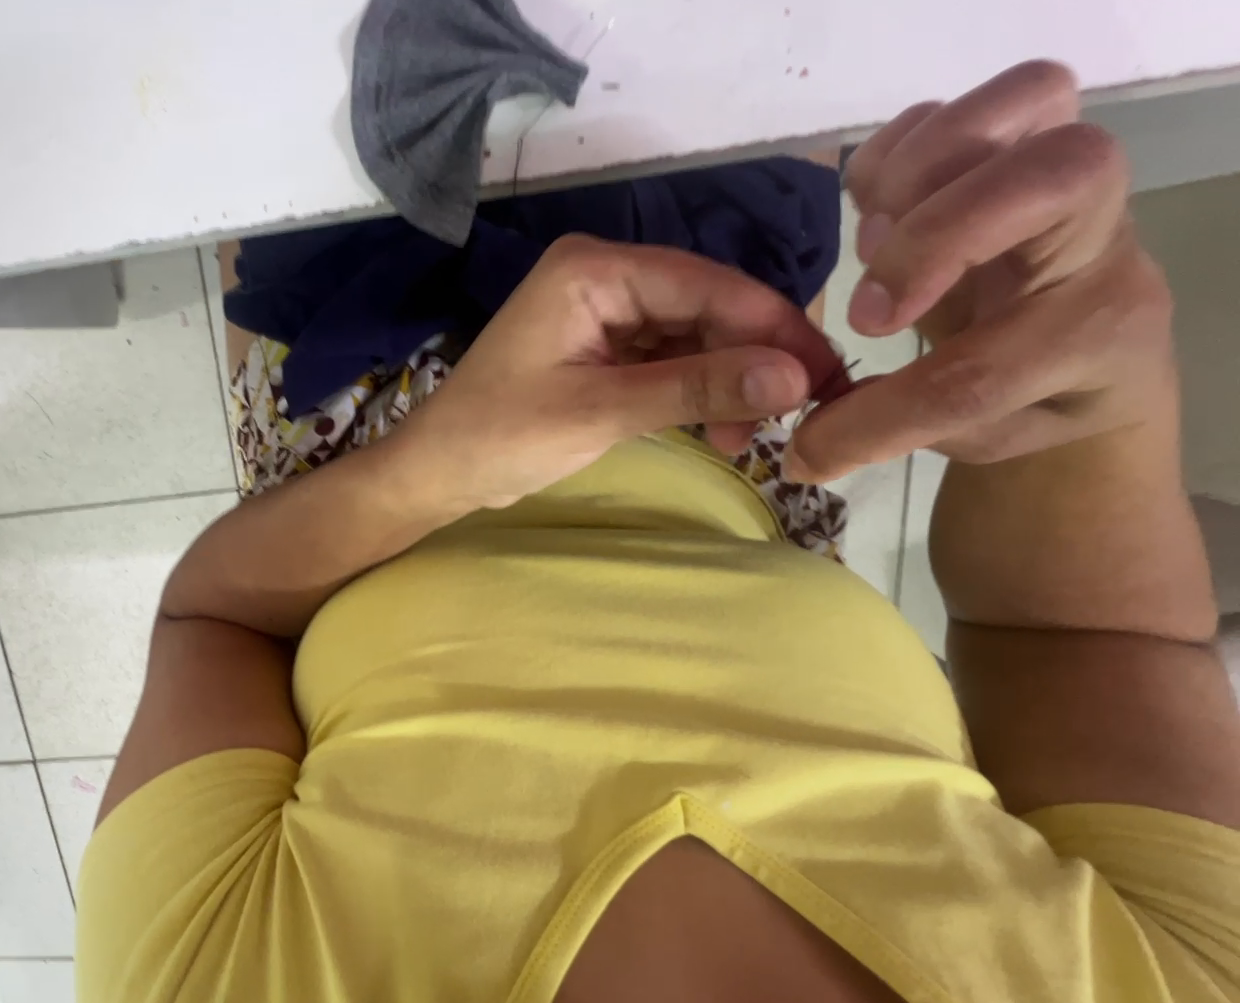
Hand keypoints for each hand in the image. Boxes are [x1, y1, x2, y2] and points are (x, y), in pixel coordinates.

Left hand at [394, 235, 842, 509]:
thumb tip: (795, 378)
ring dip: (724, 382)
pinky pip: (666, 359)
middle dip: (749, 361)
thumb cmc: (500, 437)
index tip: (825, 378)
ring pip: (691, 336)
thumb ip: (695, 388)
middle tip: (792, 417)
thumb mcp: (599, 412)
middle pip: (705, 307)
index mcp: (593, 270)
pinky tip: (718, 427)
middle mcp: (602, 277)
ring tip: (747, 438)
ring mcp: (601, 312)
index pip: (707, 285)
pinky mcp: (600, 348)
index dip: (773, 329)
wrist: (439, 470)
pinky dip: (693, 391)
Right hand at [786, 60, 1177, 482]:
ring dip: (918, 170)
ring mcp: (1058, 177)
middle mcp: (1096, 240)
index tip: (810, 451)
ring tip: (871, 242)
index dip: (877, 421)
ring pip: (1029, 100)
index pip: (979, 375)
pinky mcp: (1015, 144)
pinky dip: (894, 151)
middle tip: (870, 309)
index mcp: (1093, 336)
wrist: (1088, 342)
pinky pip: (959, 104)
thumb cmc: (1032, 399)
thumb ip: (896, 436)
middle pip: (1060, 173)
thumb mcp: (978, 439)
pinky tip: (872, 211)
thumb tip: (800, 448)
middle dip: (937, 234)